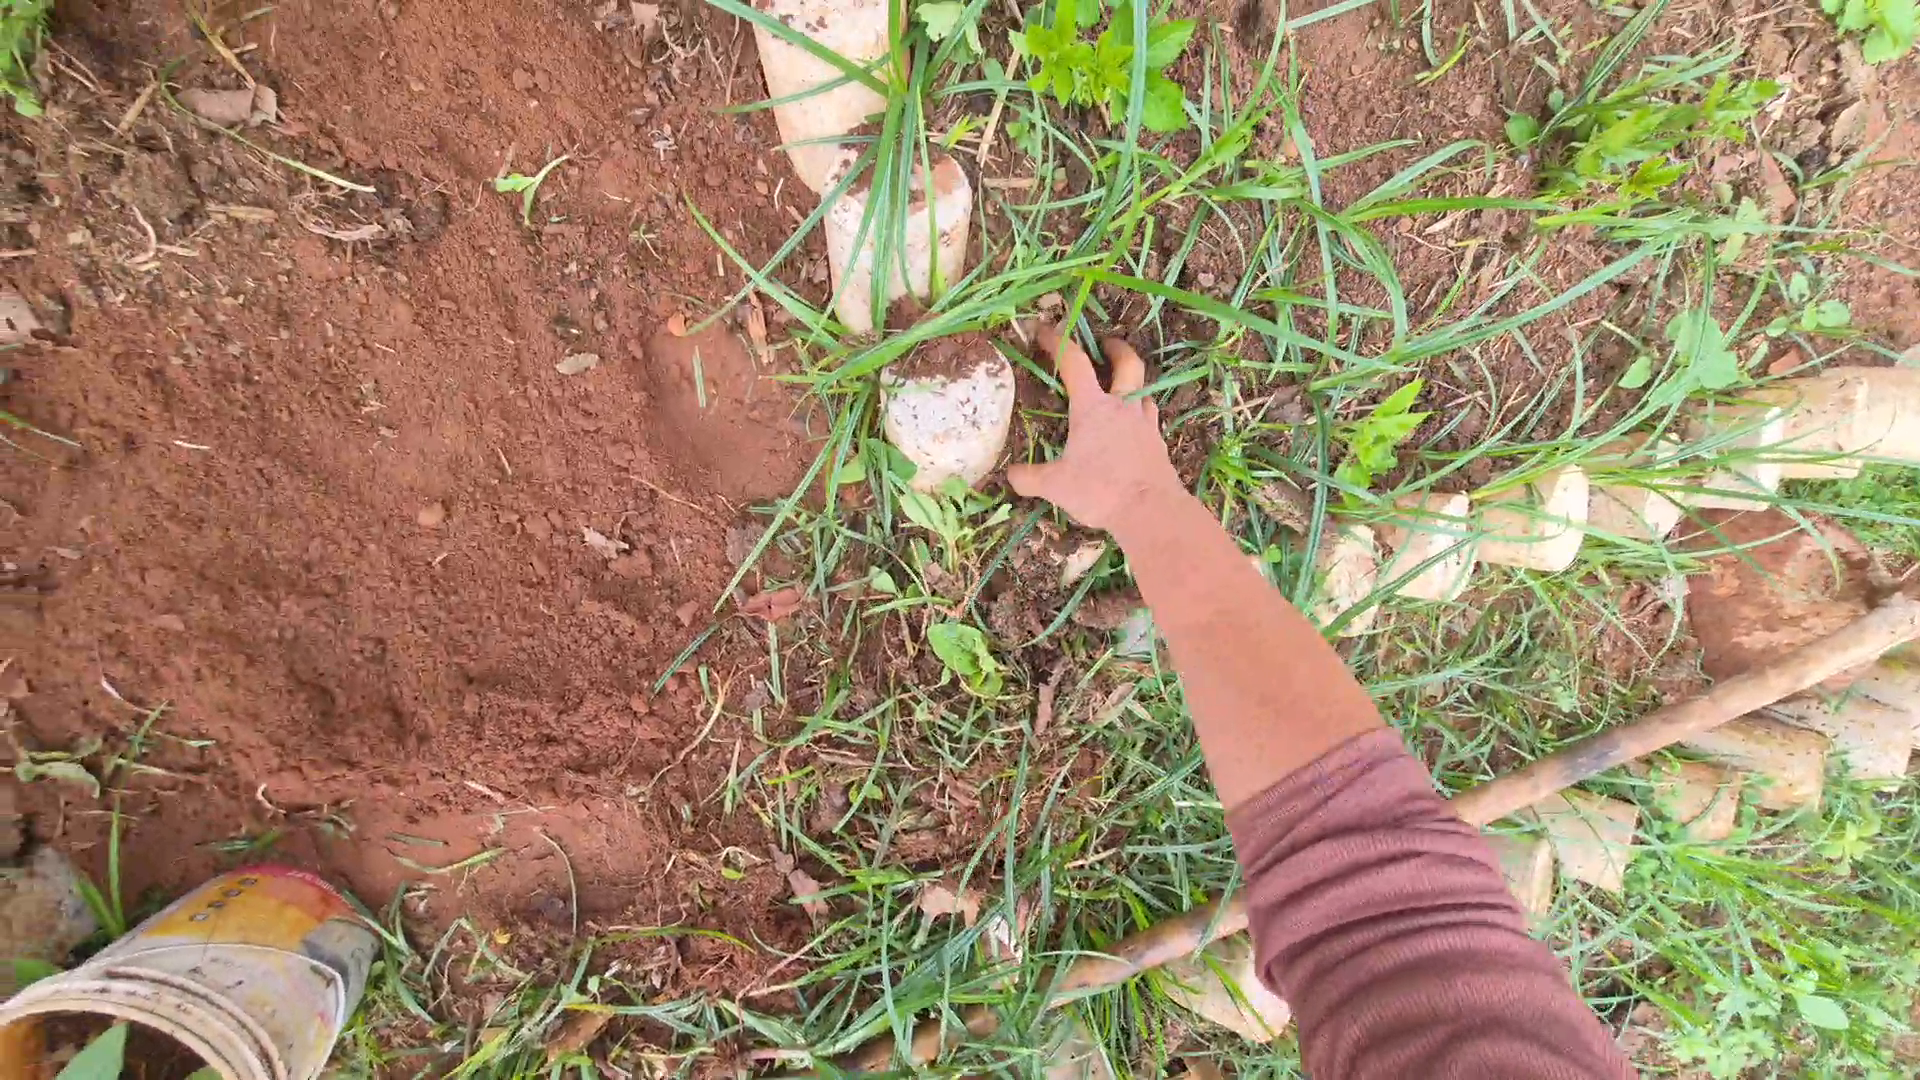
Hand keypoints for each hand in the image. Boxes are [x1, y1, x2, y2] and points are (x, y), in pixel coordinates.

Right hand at [1007, 324, 1182, 532]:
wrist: (1150, 510)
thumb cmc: (1099, 490)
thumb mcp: (1054, 486)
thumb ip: (1029, 478)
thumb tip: (1010, 475)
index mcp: (1092, 408)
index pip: (1073, 362)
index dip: (1057, 342)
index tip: (1044, 331)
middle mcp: (1121, 407)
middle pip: (1127, 363)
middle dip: (1116, 349)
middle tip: (1106, 345)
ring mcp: (1145, 424)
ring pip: (1143, 391)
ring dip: (1132, 384)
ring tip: (1121, 391)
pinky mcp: (1157, 444)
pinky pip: (1149, 419)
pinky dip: (1139, 416)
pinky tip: (1132, 429)